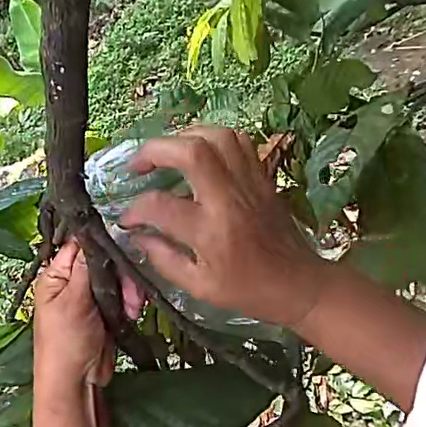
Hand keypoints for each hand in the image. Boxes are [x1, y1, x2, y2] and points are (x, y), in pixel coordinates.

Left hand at [32, 241, 140, 388]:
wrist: (77, 383)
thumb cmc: (66, 341)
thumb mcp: (73, 300)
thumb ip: (85, 267)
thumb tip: (91, 234)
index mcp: (56, 275)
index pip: (79, 244)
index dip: (101, 242)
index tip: (123, 242)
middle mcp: (73, 281)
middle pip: (103, 261)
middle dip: (120, 273)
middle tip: (130, 291)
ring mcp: (90, 296)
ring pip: (117, 278)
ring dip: (128, 290)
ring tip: (132, 308)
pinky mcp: (106, 310)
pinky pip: (123, 295)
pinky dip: (130, 302)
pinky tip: (132, 312)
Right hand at [120, 126, 332, 329]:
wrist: (298, 283)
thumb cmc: (247, 290)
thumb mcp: (199, 287)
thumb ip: (163, 259)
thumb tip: (136, 235)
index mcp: (210, 231)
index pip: (160, 205)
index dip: (135, 209)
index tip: (127, 219)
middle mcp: (229, 198)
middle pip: (191, 151)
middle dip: (155, 150)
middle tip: (138, 165)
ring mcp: (248, 182)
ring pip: (216, 136)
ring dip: (184, 137)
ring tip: (167, 154)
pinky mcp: (261, 176)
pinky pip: (238, 141)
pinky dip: (213, 138)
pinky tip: (200, 153)